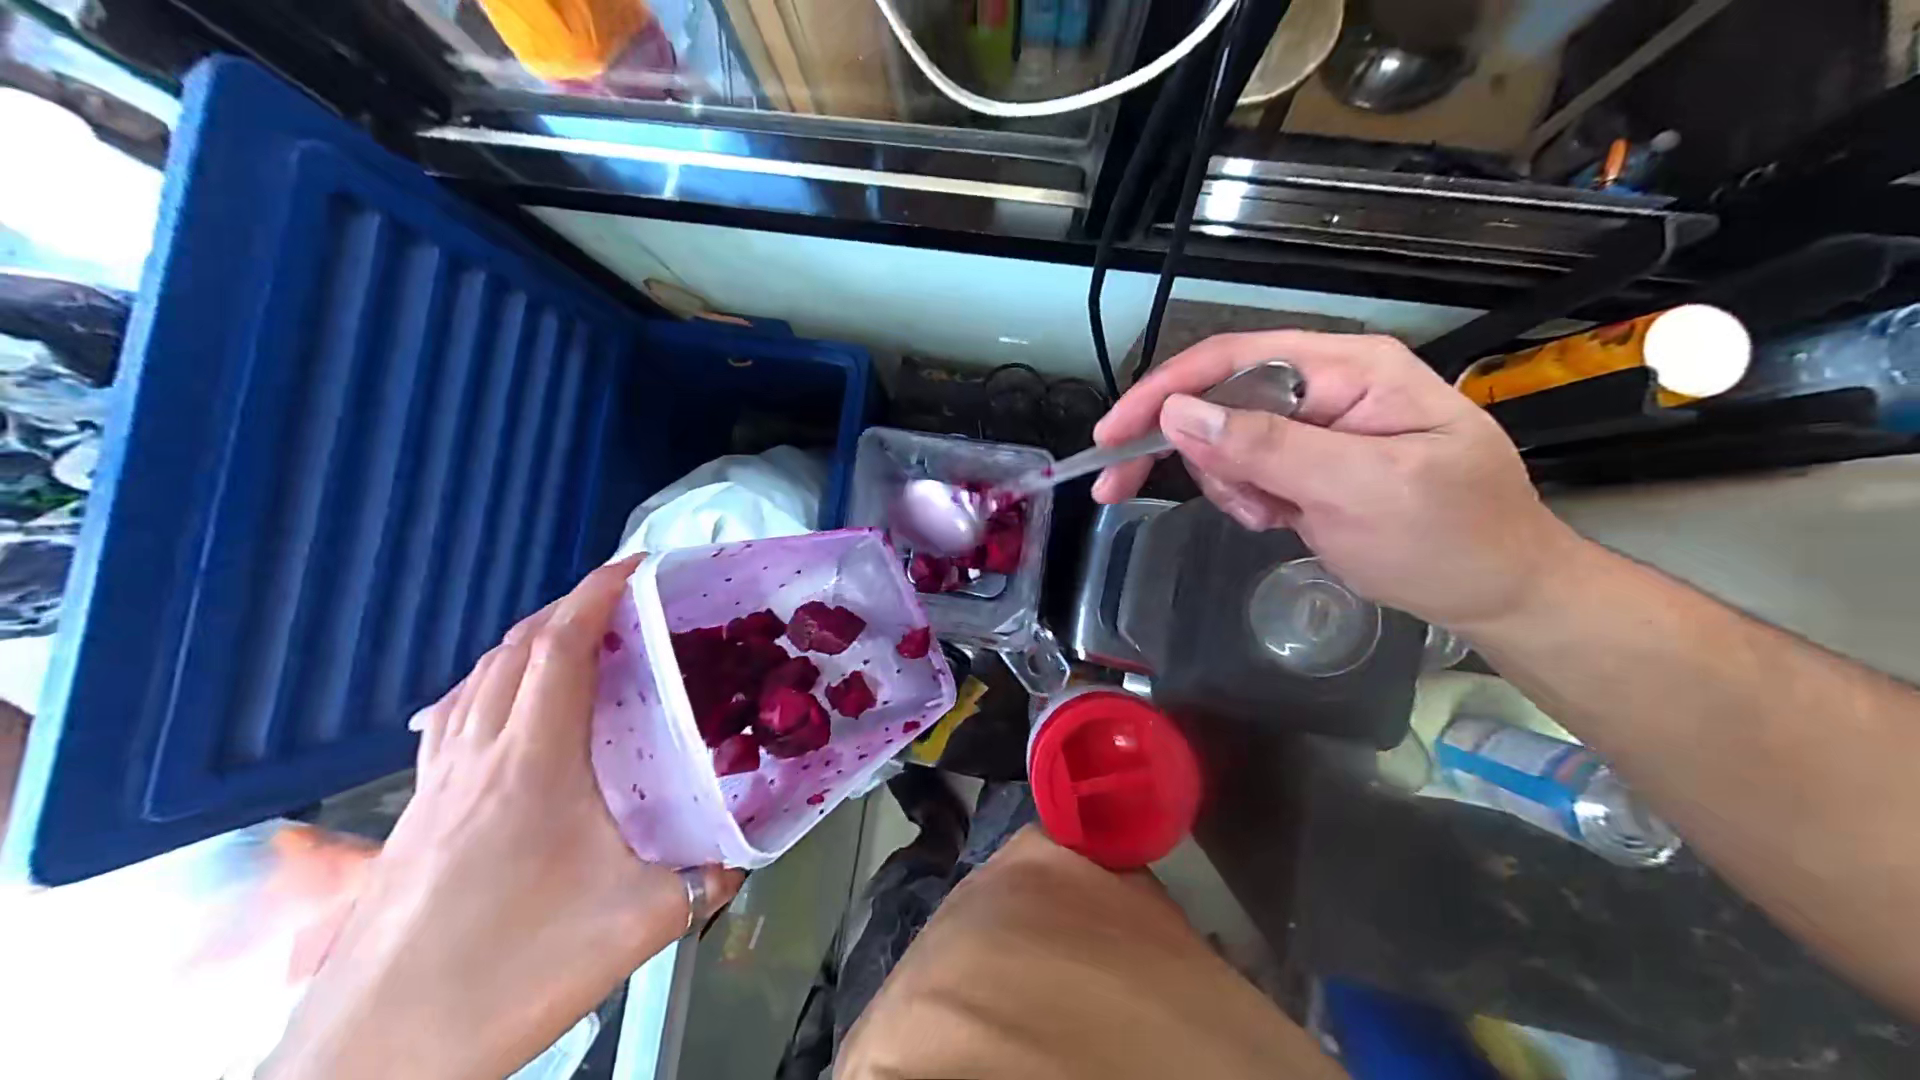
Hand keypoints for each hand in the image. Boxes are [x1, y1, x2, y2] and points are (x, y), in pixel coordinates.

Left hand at [264, 556, 742, 1079]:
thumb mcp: (636, 924)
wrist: (371, 1060)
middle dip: (569, 606)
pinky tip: (504, 703)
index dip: (598, 593)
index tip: (638, 566)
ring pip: (479, 677)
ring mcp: (436, 782)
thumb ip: (705, 878)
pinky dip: (490, 682)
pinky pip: (455, 715)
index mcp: (533, 763)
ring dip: (528, 639)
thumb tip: (749, 850)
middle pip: (516, 649)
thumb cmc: (506, 975)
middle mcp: (477, 754)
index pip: (561, 647)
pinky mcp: (414, 813)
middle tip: (622, 600)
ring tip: (574, 637)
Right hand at [1091, 330, 1578, 630]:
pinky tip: (1276, 520)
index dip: (1162, 393)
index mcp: (1347, 369)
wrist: (1496, 589)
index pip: (1232, 361)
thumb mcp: (1360, 489)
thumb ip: (1267, 446)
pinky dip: (1241, 498)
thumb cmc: (1449, 537)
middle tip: (1121, 488)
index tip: (1110, 436)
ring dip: (1224, 483)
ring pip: (1222, 440)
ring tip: (1268, 518)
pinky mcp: (1303, 460)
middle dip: (1184, 448)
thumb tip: (1180, 414)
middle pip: (1215, 398)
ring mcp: (1312, 425)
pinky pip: (1240, 469)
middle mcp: (1324, 385)